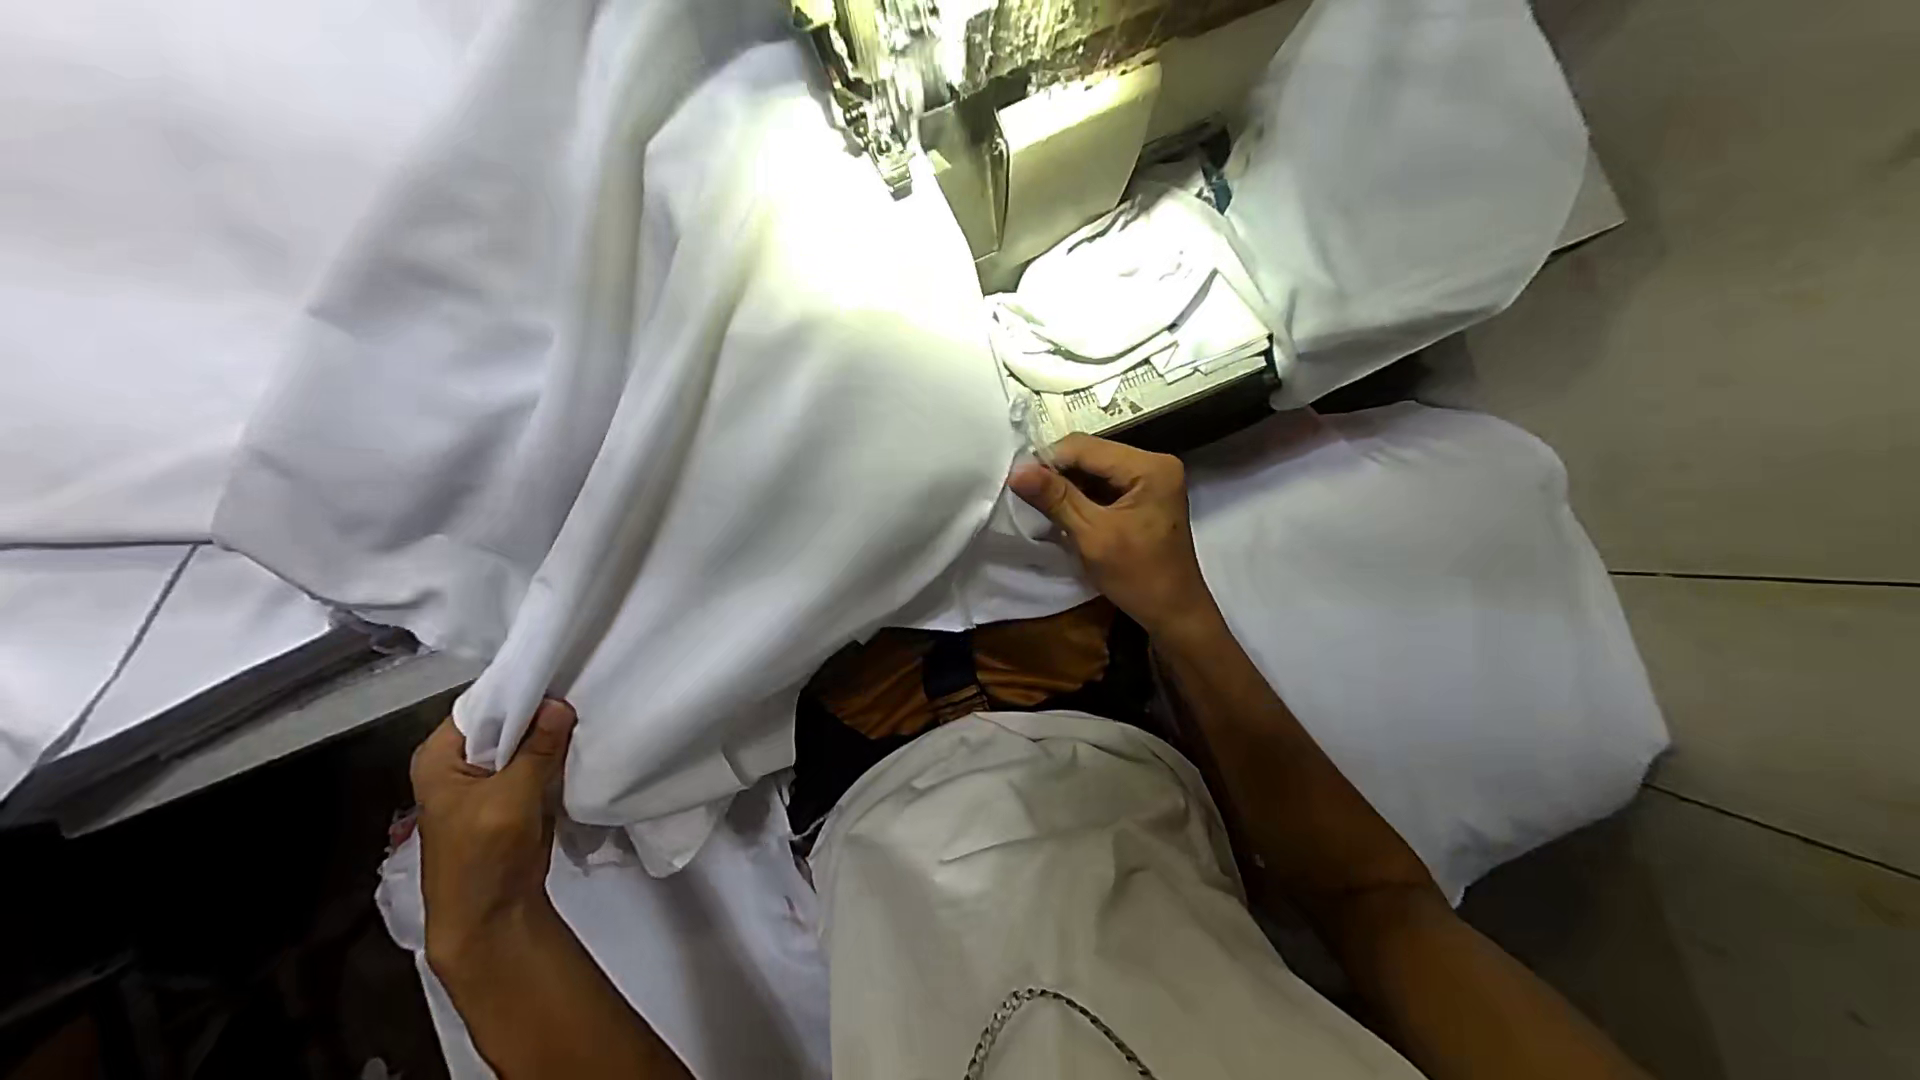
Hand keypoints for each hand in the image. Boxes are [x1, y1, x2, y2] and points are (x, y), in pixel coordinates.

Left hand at [410, 699, 575, 976]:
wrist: (492, 914)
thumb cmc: (484, 854)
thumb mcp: (510, 797)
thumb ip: (536, 749)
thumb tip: (560, 703)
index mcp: (439, 757)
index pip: (479, 705)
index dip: (517, 689)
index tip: (557, 674)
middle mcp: (458, 762)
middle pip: (503, 721)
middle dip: (539, 710)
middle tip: (578, 690)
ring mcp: (486, 779)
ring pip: (522, 740)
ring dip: (550, 733)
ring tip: (583, 711)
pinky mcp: (511, 793)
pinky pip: (534, 760)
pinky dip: (554, 753)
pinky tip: (578, 740)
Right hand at [1009, 434, 1217, 636]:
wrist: (1174, 613)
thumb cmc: (1138, 576)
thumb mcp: (1092, 535)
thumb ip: (1055, 498)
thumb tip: (1017, 470)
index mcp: (1149, 467)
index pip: (1084, 447)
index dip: (1047, 460)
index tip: (1017, 481)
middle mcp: (1154, 463)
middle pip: (1090, 454)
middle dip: (1056, 473)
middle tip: (1025, 493)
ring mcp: (1150, 479)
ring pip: (1094, 469)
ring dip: (1066, 485)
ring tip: (1040, 504)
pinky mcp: (1144, 495)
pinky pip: (1104, 485)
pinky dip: (1081, 496)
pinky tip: (1062, 511)